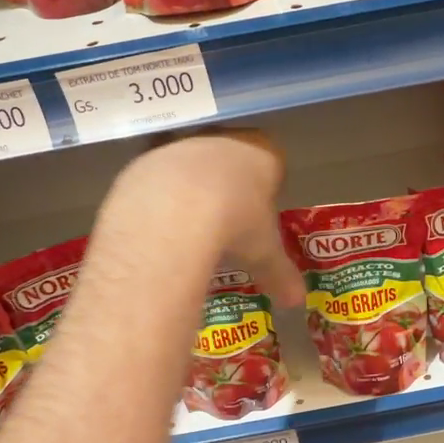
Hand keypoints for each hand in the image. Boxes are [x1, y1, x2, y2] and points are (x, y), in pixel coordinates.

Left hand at [108, 130, 303, 307]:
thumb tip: (297, 303)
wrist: (173, 209)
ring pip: (192, 165)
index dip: (267, 187)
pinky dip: (161, 198)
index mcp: (262, 154)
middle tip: (227, 223)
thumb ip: (281, 275)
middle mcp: (223, 139)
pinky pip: (158, 178)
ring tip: (192, 228)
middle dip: (228, 188)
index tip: (260, 213)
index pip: (272, 162)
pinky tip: (161, 226)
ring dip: (192, 191)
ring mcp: (181, 145)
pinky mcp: (146, 158)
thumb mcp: (264, 255)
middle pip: (230, 160)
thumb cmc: (236, 223)